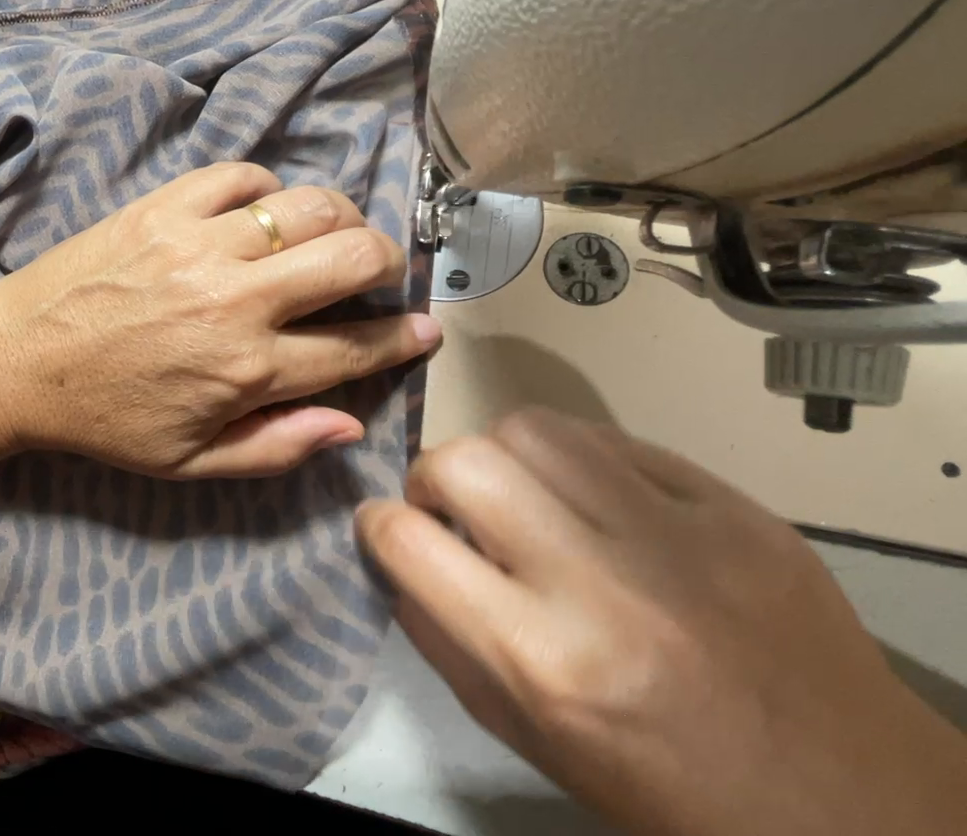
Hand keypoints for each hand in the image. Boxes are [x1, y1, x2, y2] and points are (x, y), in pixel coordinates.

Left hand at [0, 162, 440, 478]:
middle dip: (388, 266)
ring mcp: (197, 244)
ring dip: (338, 220)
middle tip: (375, 277)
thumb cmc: (101, 418)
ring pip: (309, 206)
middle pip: (355, 257)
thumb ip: (274, 447)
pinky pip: (239, 175)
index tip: (422, 329)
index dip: (402, 338)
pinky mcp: (160, 208)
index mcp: (247, 369)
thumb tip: (350, 425)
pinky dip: (265, 188)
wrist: (16, 361)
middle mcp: (236, 299)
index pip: (357, 347)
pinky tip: (259, 213)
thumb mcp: (186, 462)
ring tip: (326, 240)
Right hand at [357, 408, 966, 835]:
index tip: (390, 532)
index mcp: (540, 658)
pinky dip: (581, 464)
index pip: (405, 539)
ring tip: (524, 497)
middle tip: (454, 511)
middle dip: (432, 479)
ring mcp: (681, 538)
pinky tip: (597, 506)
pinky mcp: (741, 513)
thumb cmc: (658, 782)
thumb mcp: (519, 730)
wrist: (851, 808)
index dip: (377, 526)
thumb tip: (397, 551)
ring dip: (503, 458)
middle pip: (465, 462)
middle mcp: (602, 587)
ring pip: (536, 429)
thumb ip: (439, 634)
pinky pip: (617, 443)